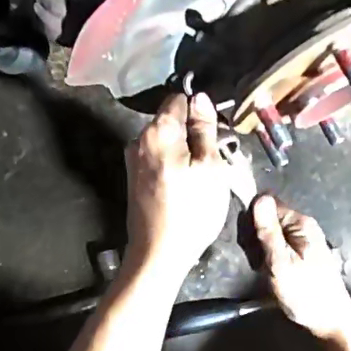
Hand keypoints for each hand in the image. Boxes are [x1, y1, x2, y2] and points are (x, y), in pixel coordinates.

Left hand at [125, 92, 230, 280]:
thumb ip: (205, 128)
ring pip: (167, 142)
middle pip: (172, 121)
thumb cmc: (191, 211)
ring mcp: (134, 160)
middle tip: (216, 158)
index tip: (216, 131)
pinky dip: (175, 166)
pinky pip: (160, 160)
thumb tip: (201, 98)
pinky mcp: (135, 179)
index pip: (180, 99)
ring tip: (204, 177)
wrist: (159, 253)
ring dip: (186, 152)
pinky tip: (188, 187)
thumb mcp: (210, 166)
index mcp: (157, 131)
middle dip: (194, 133)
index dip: (201, 110)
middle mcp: (139, 140)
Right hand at [251, 194, 350, 342]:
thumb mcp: (280, 262)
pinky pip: (277, 247)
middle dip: (256, 238)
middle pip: (267, 219)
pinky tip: (271, 273)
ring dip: (260, 251)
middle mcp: (304, 227)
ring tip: (264, 270)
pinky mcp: (302, 255)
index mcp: (301, 223)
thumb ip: (269, 231)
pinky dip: (269, 258)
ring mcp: (304, 241)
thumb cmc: (305, 293)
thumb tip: (259, 198)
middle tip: (258, 262)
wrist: (330, 322)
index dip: (252, 222)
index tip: (250, 244)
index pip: (266, 205)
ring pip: (270, 235)